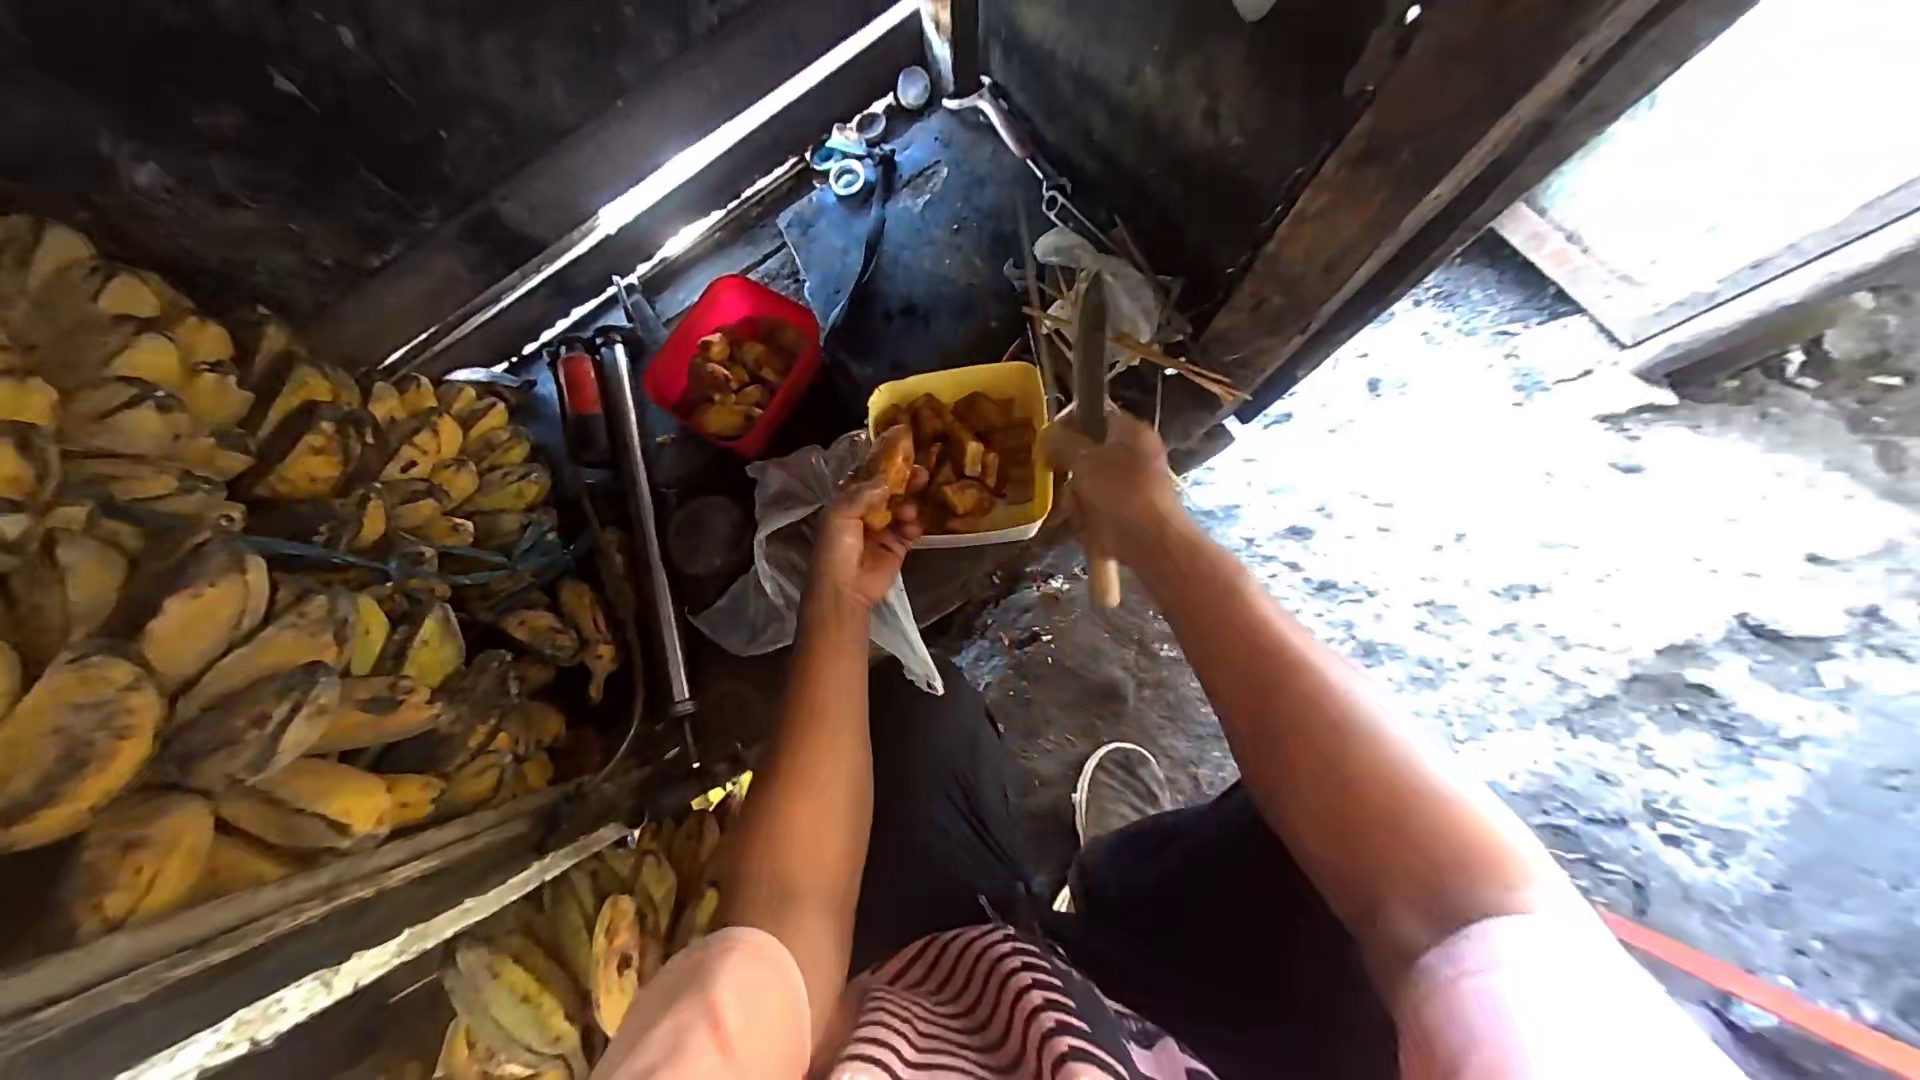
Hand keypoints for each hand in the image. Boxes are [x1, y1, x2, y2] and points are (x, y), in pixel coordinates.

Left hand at [807, 478, 922, 611]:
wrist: (845, 589)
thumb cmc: (835, 549)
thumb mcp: (839, 515)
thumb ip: (862, 493)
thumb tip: (886, 480)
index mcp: (848, 502)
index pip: (867, 478)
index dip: (883, 466)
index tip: (902, 453)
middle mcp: (867, 512)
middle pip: (890, 490)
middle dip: (905, 480)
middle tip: (920, 473)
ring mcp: (885, 529)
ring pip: (904, 506)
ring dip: (911, 500)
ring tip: (913, 504)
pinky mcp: (899, 545)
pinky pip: (912, 527)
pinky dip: (916, 522)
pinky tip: (913, 521)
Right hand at [1043, 408, 1188, 567]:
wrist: (1149, 542)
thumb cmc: (1120, 492)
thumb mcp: (1085, 460)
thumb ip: (1062, 442)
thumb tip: (1047, 432)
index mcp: (1132, 432)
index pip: (1097, 414)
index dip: (1070, 423)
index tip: (1050, 439)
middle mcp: (1134, 454)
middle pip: (1088, 453)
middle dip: (1070, 469)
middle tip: (1059, 476)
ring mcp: (1130, 485)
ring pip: (1087, 483)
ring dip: (1075, 496)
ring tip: (1075, 508)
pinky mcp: (1124, 512)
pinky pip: (1094, 506)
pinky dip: (1085, 514)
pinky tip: (1083, 522)